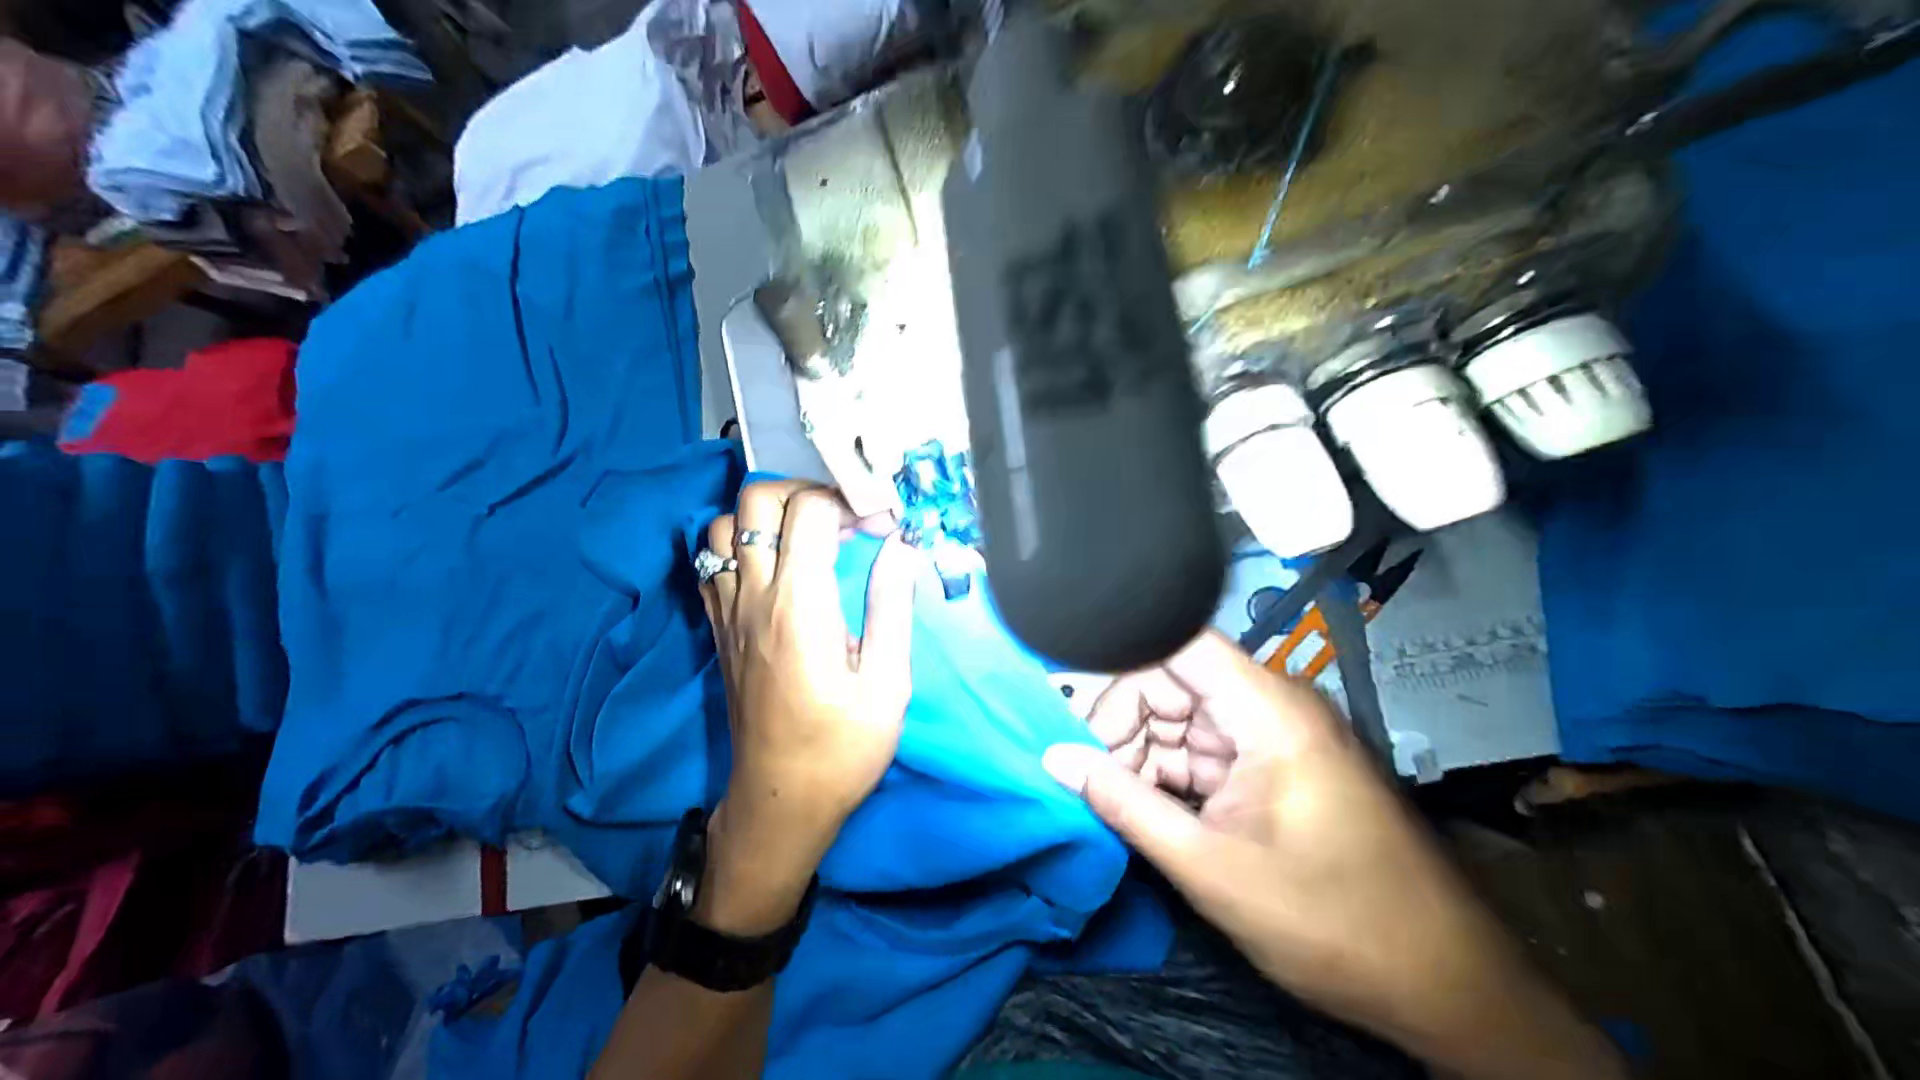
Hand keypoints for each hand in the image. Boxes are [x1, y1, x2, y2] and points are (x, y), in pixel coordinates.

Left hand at [696, 480, 918, 933]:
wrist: (781, 800)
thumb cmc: (842, 749)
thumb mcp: (887, 684)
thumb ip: (891, 606)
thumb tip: (901, 547)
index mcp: (799, 608)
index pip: (810, 512)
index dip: (852, 502)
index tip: (884, 524)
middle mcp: (754, 598)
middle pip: (757, 501)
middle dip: (805, 491)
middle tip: (845, 518)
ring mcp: (728, 612)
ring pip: (725, 525)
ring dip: (768, 516)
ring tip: (810, 537)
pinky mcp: (719, 629)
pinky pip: (713, 562)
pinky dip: (742, 543)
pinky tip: (776, 564)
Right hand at [1043, 631, 1625, 1079]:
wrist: (1442, 985)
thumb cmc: (1330, 922)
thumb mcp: (1210, 866)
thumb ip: (1124, 805)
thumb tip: (1054, 758)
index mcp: (1267, 709)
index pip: (1173, 645)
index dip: (1115, 663)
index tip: (1071, 712)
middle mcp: (1270, 705)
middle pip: (1171, 682)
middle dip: (1121, 724)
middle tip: (1086, 776)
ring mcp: (1272, 736)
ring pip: (1182, 719)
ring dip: (1140, 754)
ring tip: (1109, 801)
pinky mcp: (1272, 767)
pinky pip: (1204, 751)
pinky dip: (1168, 775)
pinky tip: (1143, 808)